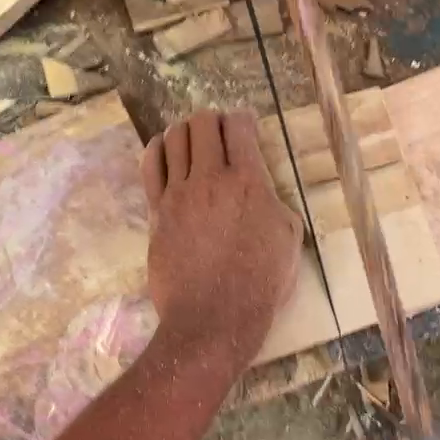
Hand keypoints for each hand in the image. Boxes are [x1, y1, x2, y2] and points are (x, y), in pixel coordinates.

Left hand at [141, 110, 302, 374]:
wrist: (213, 319)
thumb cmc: (260, 284)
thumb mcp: (288, 239)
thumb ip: (275, 202)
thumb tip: (261, 188)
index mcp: (249, 182)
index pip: (239, 126)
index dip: (242, 120)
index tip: (244, 127)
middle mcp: (211, 178)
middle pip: (202, 123)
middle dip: (212, 120)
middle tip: (218, 133)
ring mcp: (179, 193)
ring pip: (174, 138)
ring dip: (185, 132)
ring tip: (191, 141)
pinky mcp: (157, 210)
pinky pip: (150, 165)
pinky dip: (157, 149)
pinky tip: (163, 150)